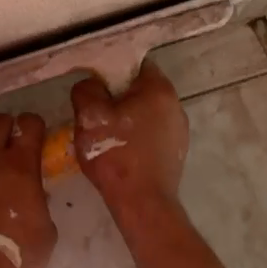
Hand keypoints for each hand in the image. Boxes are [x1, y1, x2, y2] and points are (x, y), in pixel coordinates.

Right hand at [69, 61, 189, 224]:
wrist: (142, 203)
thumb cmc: (116, 155)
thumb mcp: (89, 117)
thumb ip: (86, 90)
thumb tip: (91, 85)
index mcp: (159, 89)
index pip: (136, 63)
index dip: (113, 70)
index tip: (96, 85)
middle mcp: (175, 105)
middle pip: (142, 90)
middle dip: (119, 97)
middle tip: (96, 112)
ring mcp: (179, 130)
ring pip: (147, 114)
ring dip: (128, 120)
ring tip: (106, 136)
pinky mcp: (176, 152)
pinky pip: (152, 135)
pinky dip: (137, 138)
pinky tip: (122, 154)